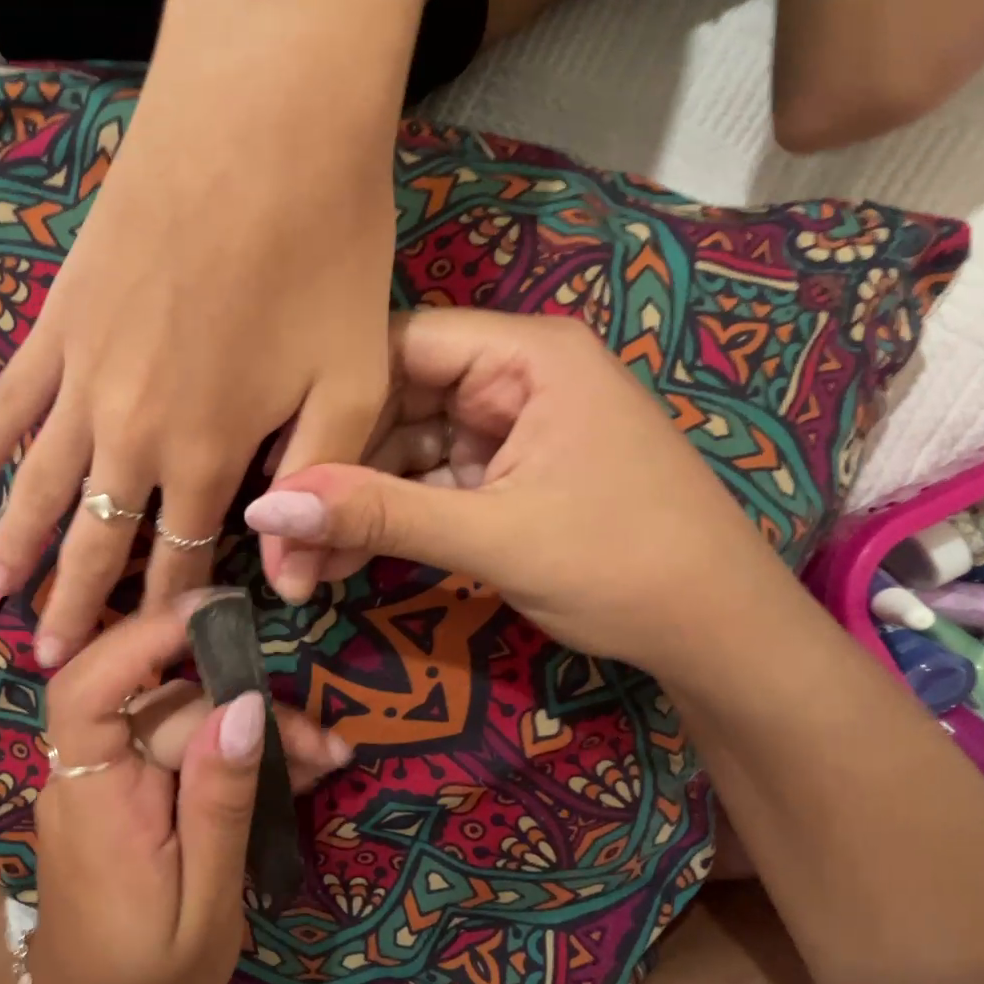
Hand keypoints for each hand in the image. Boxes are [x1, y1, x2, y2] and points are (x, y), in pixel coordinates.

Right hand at [0, 96, 395, 669]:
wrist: (260, 127)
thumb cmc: (324, 252)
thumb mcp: (352, 379)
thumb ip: (318, 483)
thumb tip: (286, 585)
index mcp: (207, 451)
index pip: (177, 555)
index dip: (163, 607)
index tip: (147, 649)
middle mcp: (130, 431)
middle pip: (92, 536)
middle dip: (73, 603)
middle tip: (45, 657)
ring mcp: (81, 375)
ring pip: (36, 481)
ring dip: (13, 544)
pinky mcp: (57, 320)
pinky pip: (8, 396)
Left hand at [22, 600, 300, 983]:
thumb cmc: (149, 973)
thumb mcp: (204, 901)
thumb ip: (220, 803)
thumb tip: (244, 706)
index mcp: (93, 800)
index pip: (87, 691)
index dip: (141, 638)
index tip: (213, 613)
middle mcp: (88, 772)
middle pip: (165, 706)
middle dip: (246, 710)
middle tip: (324, 746)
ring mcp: (105, 775)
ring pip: (178, 719)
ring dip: (250, 729)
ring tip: (322, 757)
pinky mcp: (126, 784)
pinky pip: (177, 747)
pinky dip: (229, 750)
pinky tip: (290, 766)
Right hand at [244, 309, 795, 673]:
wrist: (719, 636)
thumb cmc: (623, 565)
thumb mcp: (493, 536)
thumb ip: (378, 516)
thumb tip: (265, 510)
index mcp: (527, 355)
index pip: (397, 347)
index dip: (329, 401)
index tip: (268, 461)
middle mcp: (513, 377)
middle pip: (392, 403)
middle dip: (335, 473)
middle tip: (275, 535)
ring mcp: (508, 428)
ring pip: (402, 451)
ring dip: (354, 506)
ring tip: (298, 566)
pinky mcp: (504, 474)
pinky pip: (427, 484)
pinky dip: (388, 520)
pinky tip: (340, 561)